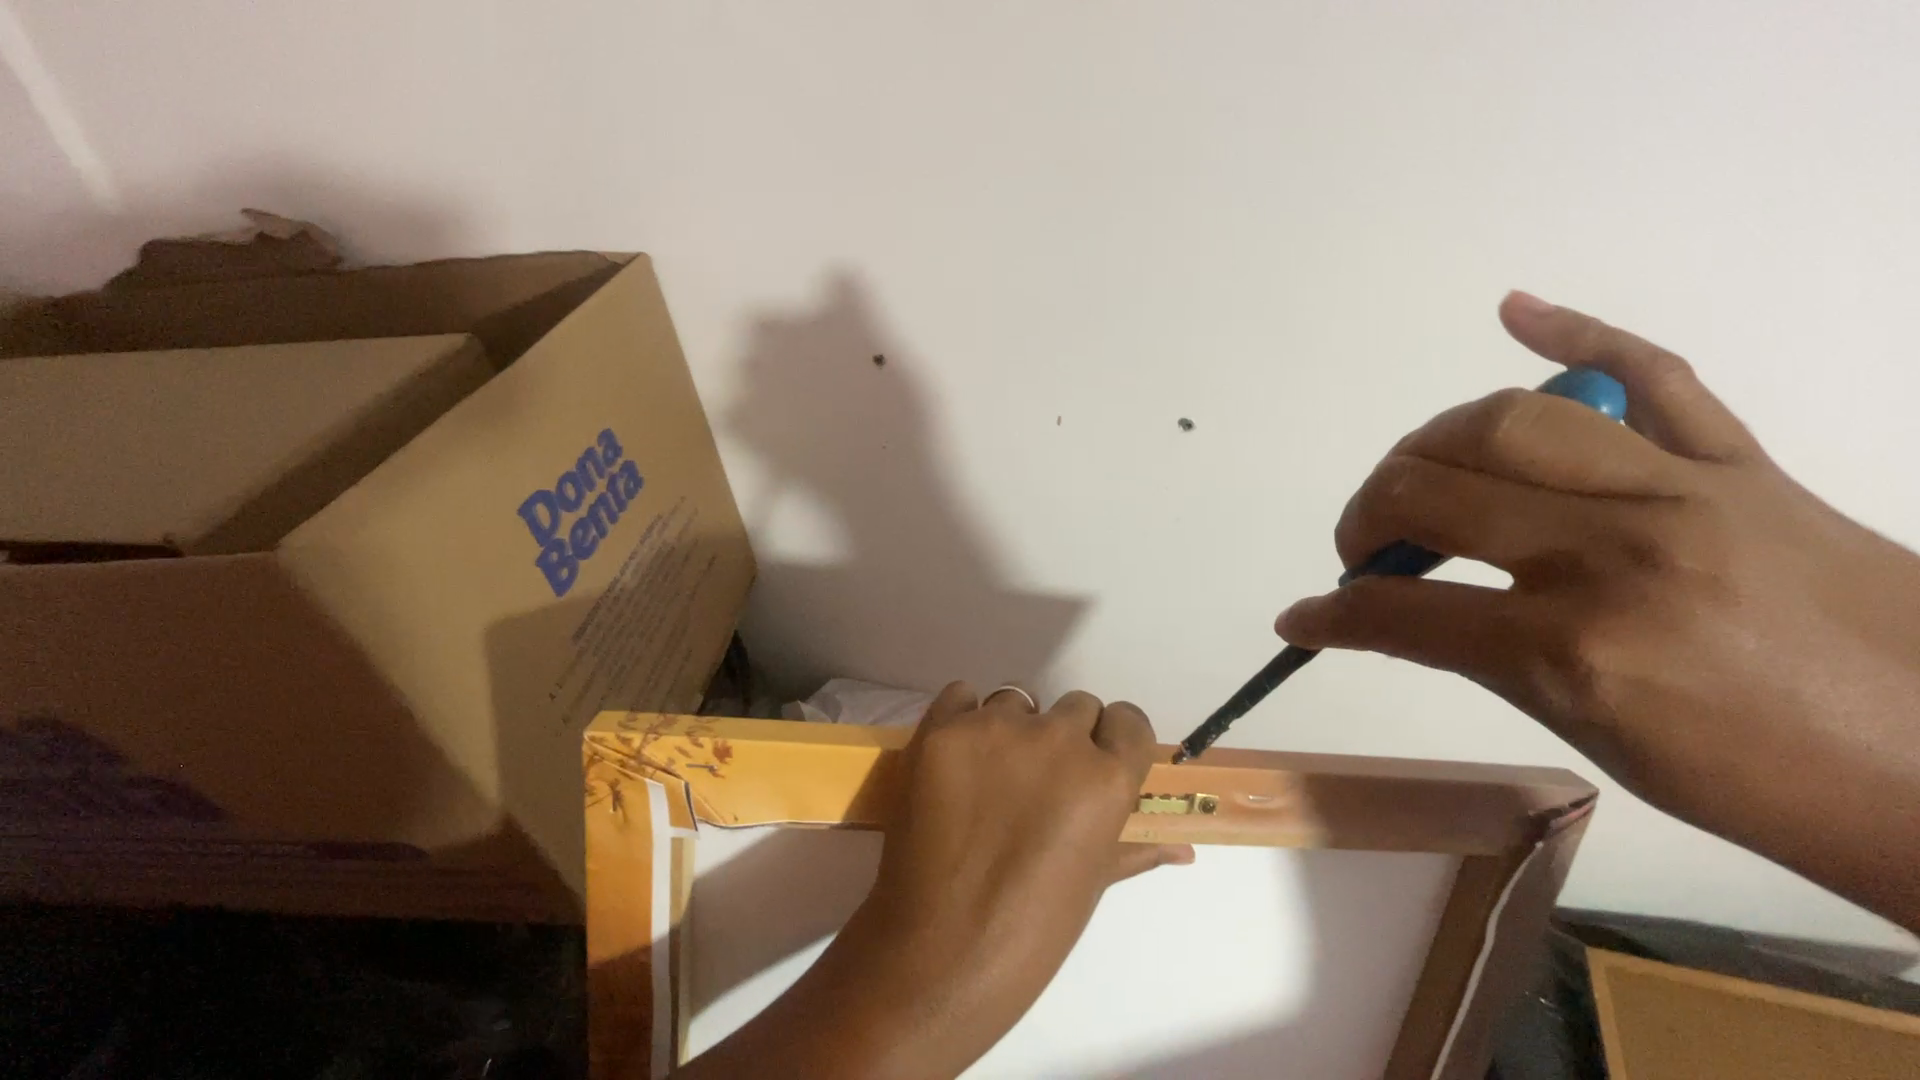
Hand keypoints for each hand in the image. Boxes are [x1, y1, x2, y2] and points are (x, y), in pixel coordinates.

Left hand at [674, 684, 1189, 1079]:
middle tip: (1027, 785)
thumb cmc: (1024, 941)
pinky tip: (947, 770)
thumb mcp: (1087, 895)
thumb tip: (1176, 841)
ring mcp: (993, 733)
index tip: (1090, 768)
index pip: (1127, 721)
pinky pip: (962, 699)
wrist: (929, 964)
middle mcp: (1056, 742)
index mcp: (1106, 782)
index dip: (1108, 743)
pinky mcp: (938, 733)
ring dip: (1005, 732)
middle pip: (1072, 704)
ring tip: (981, 786)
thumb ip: (1130, 851)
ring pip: (1013, 701)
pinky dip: (961, 724)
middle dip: (1057, 737)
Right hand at [1276, 291, 1919, 930]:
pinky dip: (1576, 333)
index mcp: (1576, 645)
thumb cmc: (1762, 783)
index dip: (1331, 614)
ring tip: (1417, 480)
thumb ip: (1480, 655)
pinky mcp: (1745, 460)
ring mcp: (1686, 490)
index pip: (1402, 609)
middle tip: (1364, 552)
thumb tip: (1382, 617)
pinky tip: (1516, 312)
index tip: (1300, 619)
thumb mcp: (1592, 733)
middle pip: (1433, 489)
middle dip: (1366, 518)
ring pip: (1509, 419)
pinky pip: (1652, 372)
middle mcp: (1616, 549)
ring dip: (1429, 446)